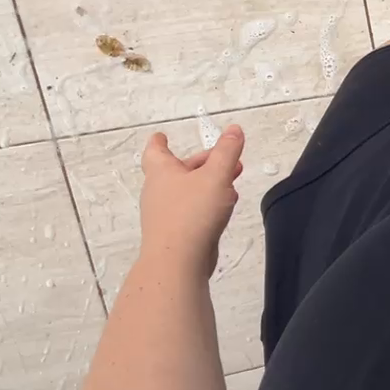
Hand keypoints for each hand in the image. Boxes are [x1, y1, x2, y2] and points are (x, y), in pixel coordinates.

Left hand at [138, 125, 244, 276]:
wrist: (178, 260)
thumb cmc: (193, 212)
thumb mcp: (216, 176)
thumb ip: (227, 152)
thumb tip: (233, 129)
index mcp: (163, 174)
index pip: (156, 152)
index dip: (159, 143)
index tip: (160, 136)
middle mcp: (159, 191)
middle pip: (179, 170)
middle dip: (202, 161)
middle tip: (226, 156)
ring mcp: (165, 212)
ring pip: (188, 189)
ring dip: (209, 181)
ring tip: (233, 179)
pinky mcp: (176, 230)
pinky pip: (192, 207)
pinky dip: (208, 200)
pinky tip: (226, 204)